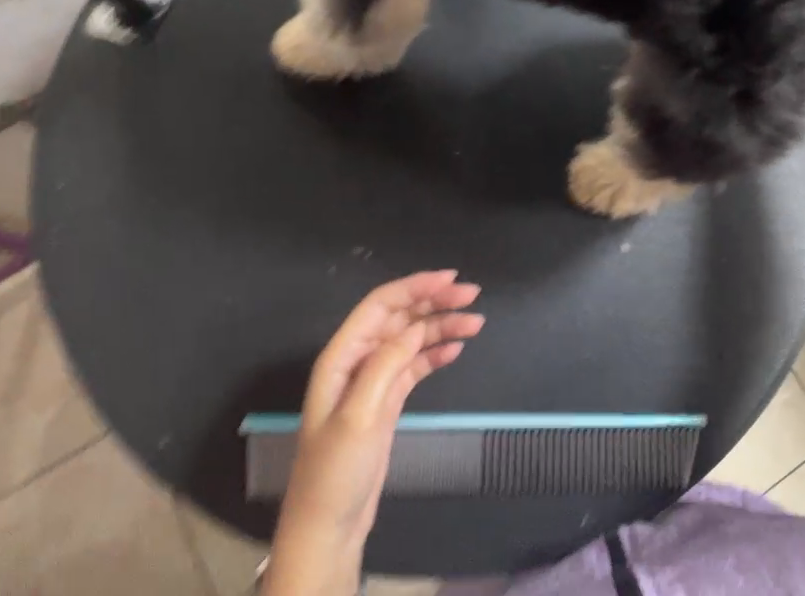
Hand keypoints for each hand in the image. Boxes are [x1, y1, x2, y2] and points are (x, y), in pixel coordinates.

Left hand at [265, 271, 484, 595]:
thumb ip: (385, 365)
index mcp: (342, 356)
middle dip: (434, 302)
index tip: (451, 279)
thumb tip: (414, 328)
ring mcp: (373, 382)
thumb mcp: (359, 415)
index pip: (381, 306)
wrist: (329, 525)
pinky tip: (456, 348)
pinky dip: (435, 354)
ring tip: (476, 323)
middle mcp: (358, 361)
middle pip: (399, 318)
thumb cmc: (335, 470)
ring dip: (441, 328)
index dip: (415, 286)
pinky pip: (414, 367)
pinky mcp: (387, 402)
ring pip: (411, 341)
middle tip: (473, 295)